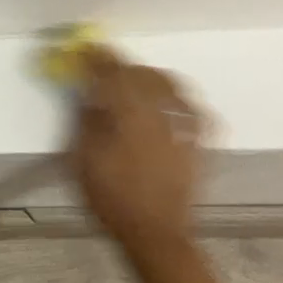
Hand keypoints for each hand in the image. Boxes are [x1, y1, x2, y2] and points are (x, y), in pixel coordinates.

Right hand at [68, 47, 207, 249]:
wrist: (155, 232)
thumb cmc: (109, 196)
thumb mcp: (82, 157)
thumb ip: (87, 119)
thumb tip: (89, 90)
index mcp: (129, 117)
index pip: (113, 73)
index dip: (97, 58)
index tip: (84, 49)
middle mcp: (162, 114)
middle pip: (143, 74)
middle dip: (121, 66)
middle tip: (102, 69)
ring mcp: (186, 127)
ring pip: (171, 84)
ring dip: (149, 76)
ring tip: (134, 83)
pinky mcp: (200, 141)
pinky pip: (192, 106)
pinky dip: (176, 97)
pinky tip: (166, 103)